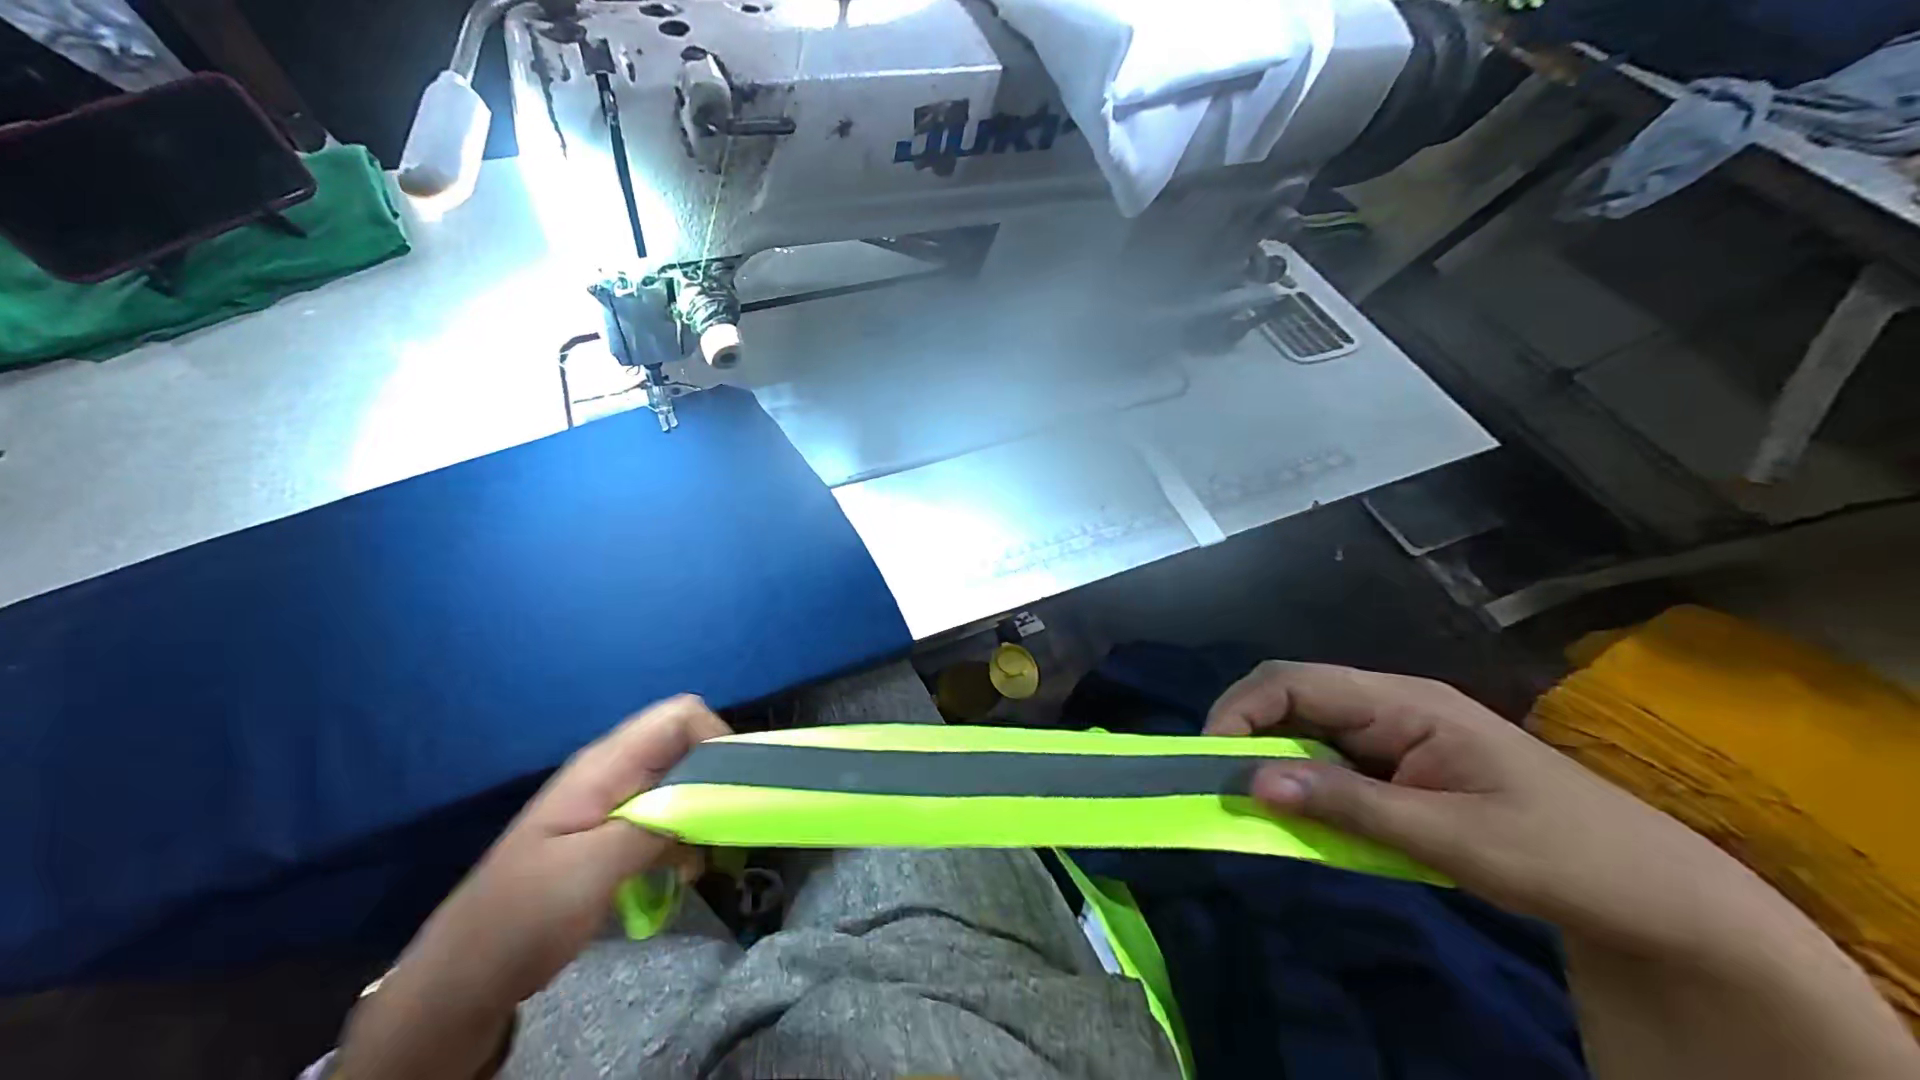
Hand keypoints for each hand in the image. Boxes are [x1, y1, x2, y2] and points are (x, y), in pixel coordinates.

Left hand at [338, 695, 730, 1079]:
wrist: (465, 975)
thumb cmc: (524, 916)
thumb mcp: (592, 869)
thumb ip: (656, 824)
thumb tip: (715, 796)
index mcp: (604, 766)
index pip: (678, 716)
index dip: (714, 738)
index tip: (733, 786)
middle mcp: (613, 772)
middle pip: (685, 745)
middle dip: (715, 777)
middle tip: (727, 823)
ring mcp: (613, 802)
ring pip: (681, 781)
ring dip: (703, 811)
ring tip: (705, 855)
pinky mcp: (615, 833)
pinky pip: (667, 814)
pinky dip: (685, 835)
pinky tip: (683, 870)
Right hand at [1205, 661, 1785, 958]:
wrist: (1658, 897)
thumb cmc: (1563, 854)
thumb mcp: (1452, 835)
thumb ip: (1349, 804)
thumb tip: (1253, 781)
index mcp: (1403, 702)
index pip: (1294, 681)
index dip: (1240, 710)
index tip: (1211, 761)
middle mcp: (1391, 705)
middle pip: (1292, 697)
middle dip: (1246, 734)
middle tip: (1222, 787)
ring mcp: (1397, 734)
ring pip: (1308, 730)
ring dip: (1273, 762)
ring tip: (1253, 804)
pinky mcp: (1402, 766)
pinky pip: (1332, 762)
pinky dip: (1305, 784)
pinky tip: (1303, 813)